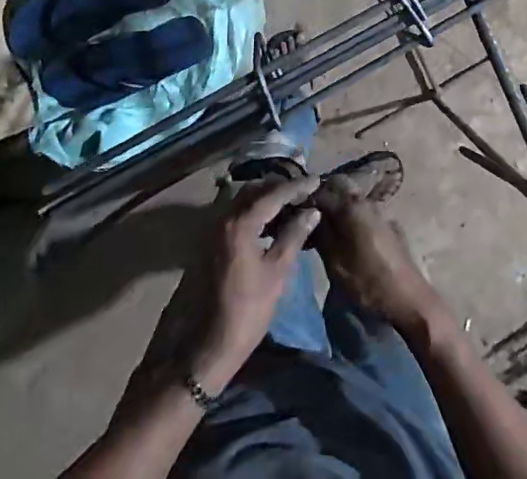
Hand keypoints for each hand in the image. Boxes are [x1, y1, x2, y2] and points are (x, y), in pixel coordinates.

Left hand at [191, 175, 320, 391]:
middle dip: (280, 188)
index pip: (273, 193)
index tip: (317, 181)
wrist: (209, 344)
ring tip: (292, 205)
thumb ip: (294, 234)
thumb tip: (311, 211)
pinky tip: (271, 222)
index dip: (297, 186)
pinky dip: (254, 211)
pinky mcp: (210, 242)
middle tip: (305, 192)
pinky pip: (235, 214)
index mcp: (240, 223)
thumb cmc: (248, 309)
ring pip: (243, 201)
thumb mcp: (278, 271)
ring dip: (266, 199)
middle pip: (255, 190)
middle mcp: (222, 219)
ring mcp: (212, 230)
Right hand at [314, 181, 448, 337]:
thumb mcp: (335, 262)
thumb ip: (321, 234)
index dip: (306, 200)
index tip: (293, 214)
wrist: (407, 297)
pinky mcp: (390, 223)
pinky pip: (365, 211)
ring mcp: (383, 210)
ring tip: (326, 230)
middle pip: (341, 187)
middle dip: (324, 197)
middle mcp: (368, 201)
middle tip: (309, 219)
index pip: (322, 191)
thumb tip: (308, 215)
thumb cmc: (367, 282)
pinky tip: (347, 237)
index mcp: (352, 206)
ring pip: (354, 198)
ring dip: (339, 207)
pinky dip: (352, 216)